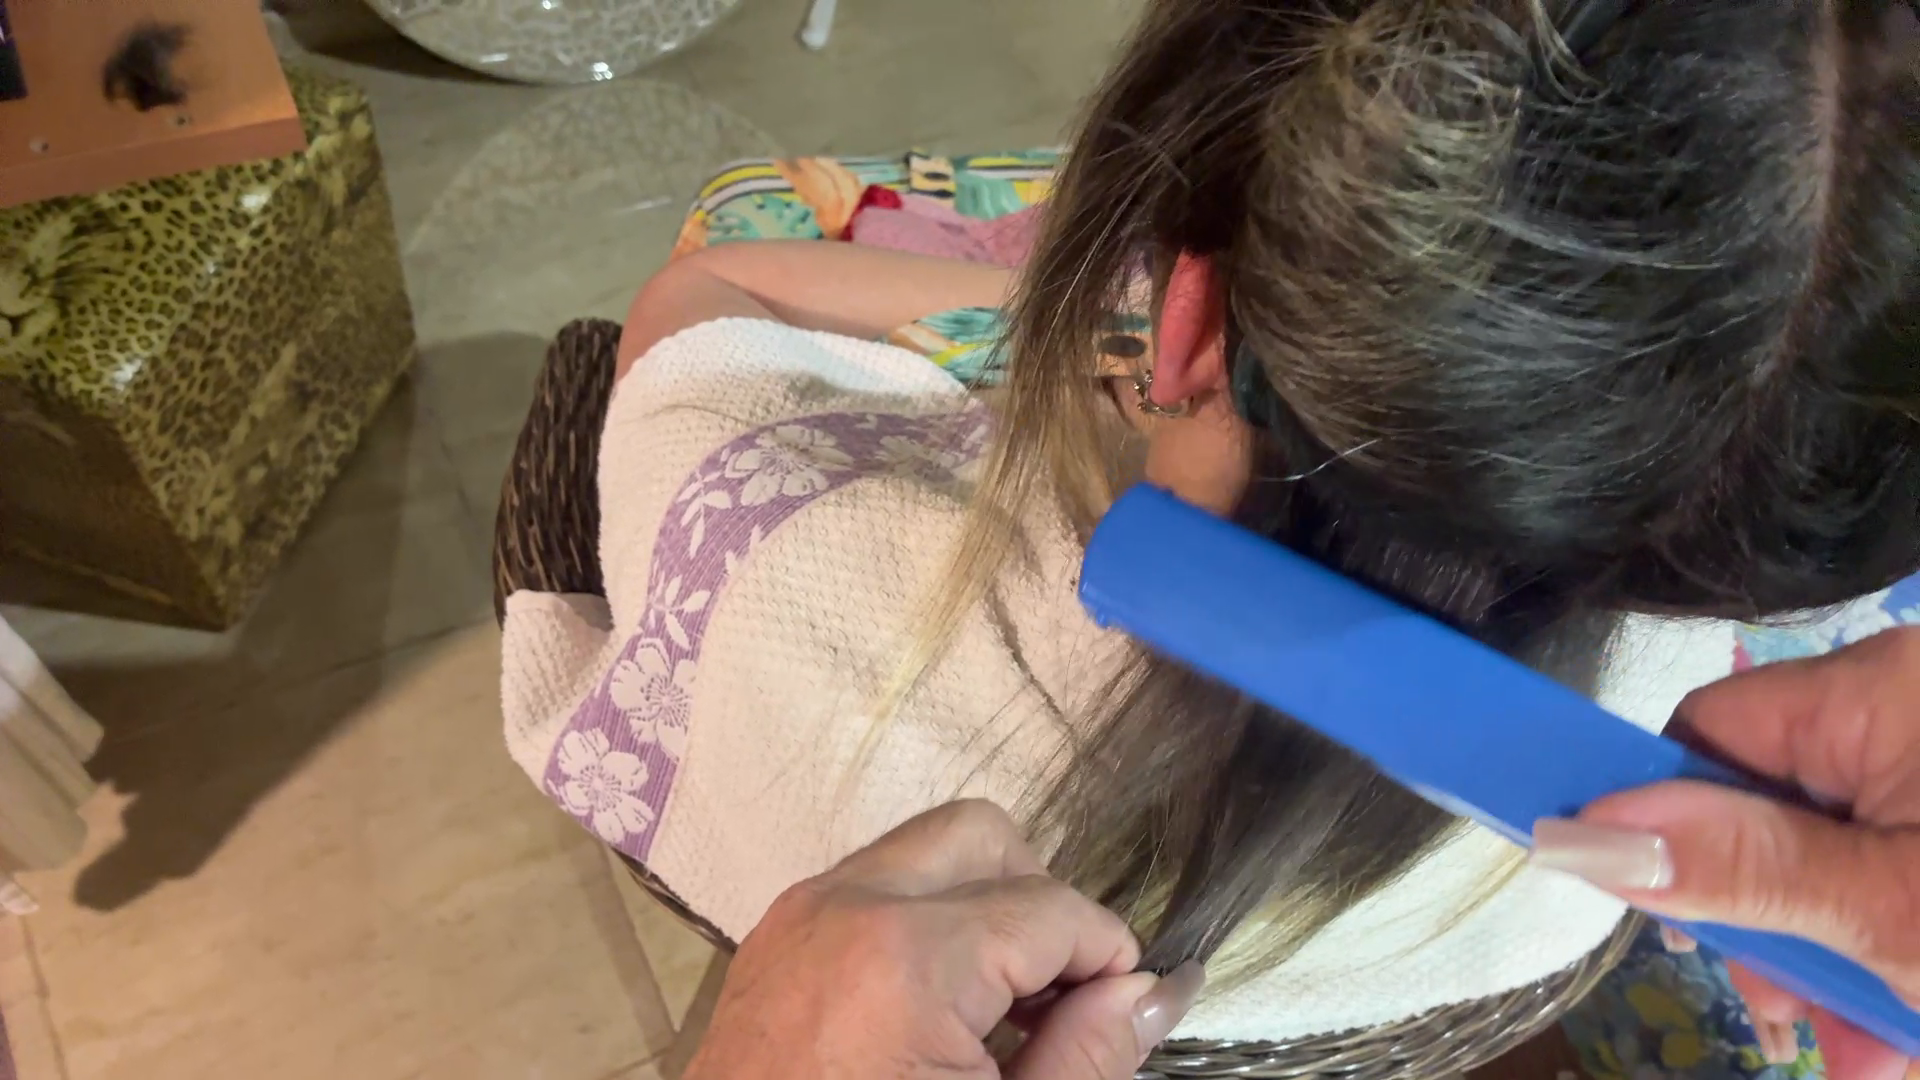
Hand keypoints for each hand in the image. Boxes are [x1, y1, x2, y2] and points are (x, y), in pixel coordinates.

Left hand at [681, 799, 1205, 1079]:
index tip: (1126, 1001)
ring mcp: (806, 905)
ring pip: (929, 843)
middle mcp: (850, 901)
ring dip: (983, 896)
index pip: (1048, 907)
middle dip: (1037, 895)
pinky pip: (880, 876)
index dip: (1107, 951)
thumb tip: (1153, 991)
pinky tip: (937, 996)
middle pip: (983, 834)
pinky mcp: (782, 924)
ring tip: (997, 996)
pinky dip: (929, 910)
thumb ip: (1086, 1059)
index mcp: (907, 959)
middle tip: (1053, 987)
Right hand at [1533, 626, 1919, 1079]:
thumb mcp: (1904, 919)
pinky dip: (1884, 933)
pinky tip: (1903, 1020)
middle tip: (1777, 1007)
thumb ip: (1737, 863)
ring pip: (1825, 839)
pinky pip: (1885, 851)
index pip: (1693, 732)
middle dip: (1752, 903)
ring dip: (1822, 940)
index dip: (1657, 814)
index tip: (1666, 905)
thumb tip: (1572, 832)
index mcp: (1878, 691)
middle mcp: (1901, 702)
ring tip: (1856, 1041)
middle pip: (1757, 795)